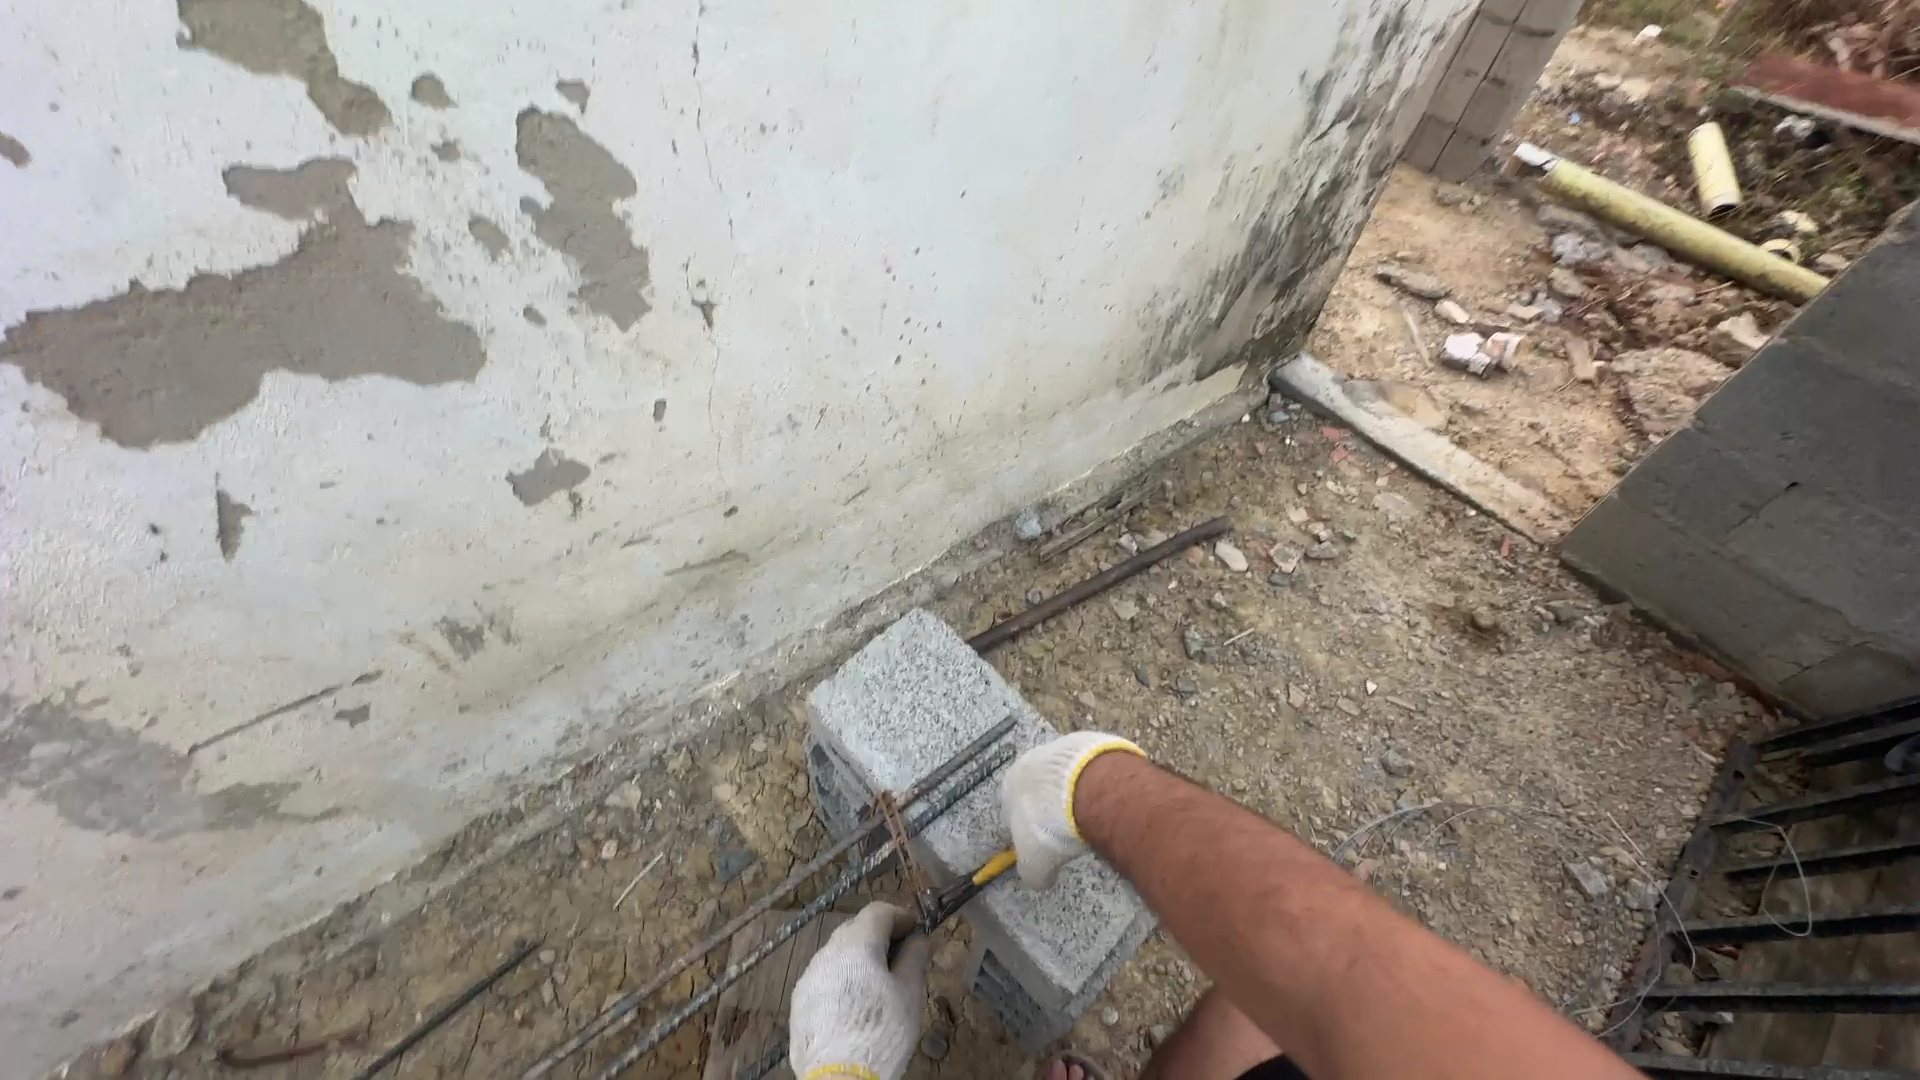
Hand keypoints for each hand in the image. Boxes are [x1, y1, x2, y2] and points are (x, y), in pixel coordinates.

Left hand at [789, 902, 930, 1079]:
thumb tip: (920, 937)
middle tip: (899, 958)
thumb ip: (915, 957)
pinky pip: (825, 978)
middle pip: (856, 928)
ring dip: (859, 959)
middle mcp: (829, 951)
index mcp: (858, 943)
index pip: (878, 911)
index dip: (900, 916)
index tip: (915, 931)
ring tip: (877, 986)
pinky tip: (853, 1006)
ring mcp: (810, 975)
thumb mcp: (909, 993)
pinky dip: (842, 980)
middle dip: (879, 936)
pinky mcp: (800, 1000)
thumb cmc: (881, 1031)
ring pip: (839, 954)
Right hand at [999, 731, 1144, 889]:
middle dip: (1052, 807)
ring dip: (1075, 792)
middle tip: (1071, 829)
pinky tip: (1106, 798)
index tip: (1045, 843)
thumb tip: (1039, 880)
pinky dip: (1096, 780)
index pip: (1013, 808)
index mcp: (1010, 785)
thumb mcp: (1036, 863)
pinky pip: (1090, 765)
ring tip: (1093, 815)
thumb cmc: (1051, 826)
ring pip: (1064, 775)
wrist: (1087, 788)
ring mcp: (1059, 748)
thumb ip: (1033, 872)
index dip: (1028, 828)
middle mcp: (1030, 761)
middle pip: (1039, 788)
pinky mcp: (1088, 742)